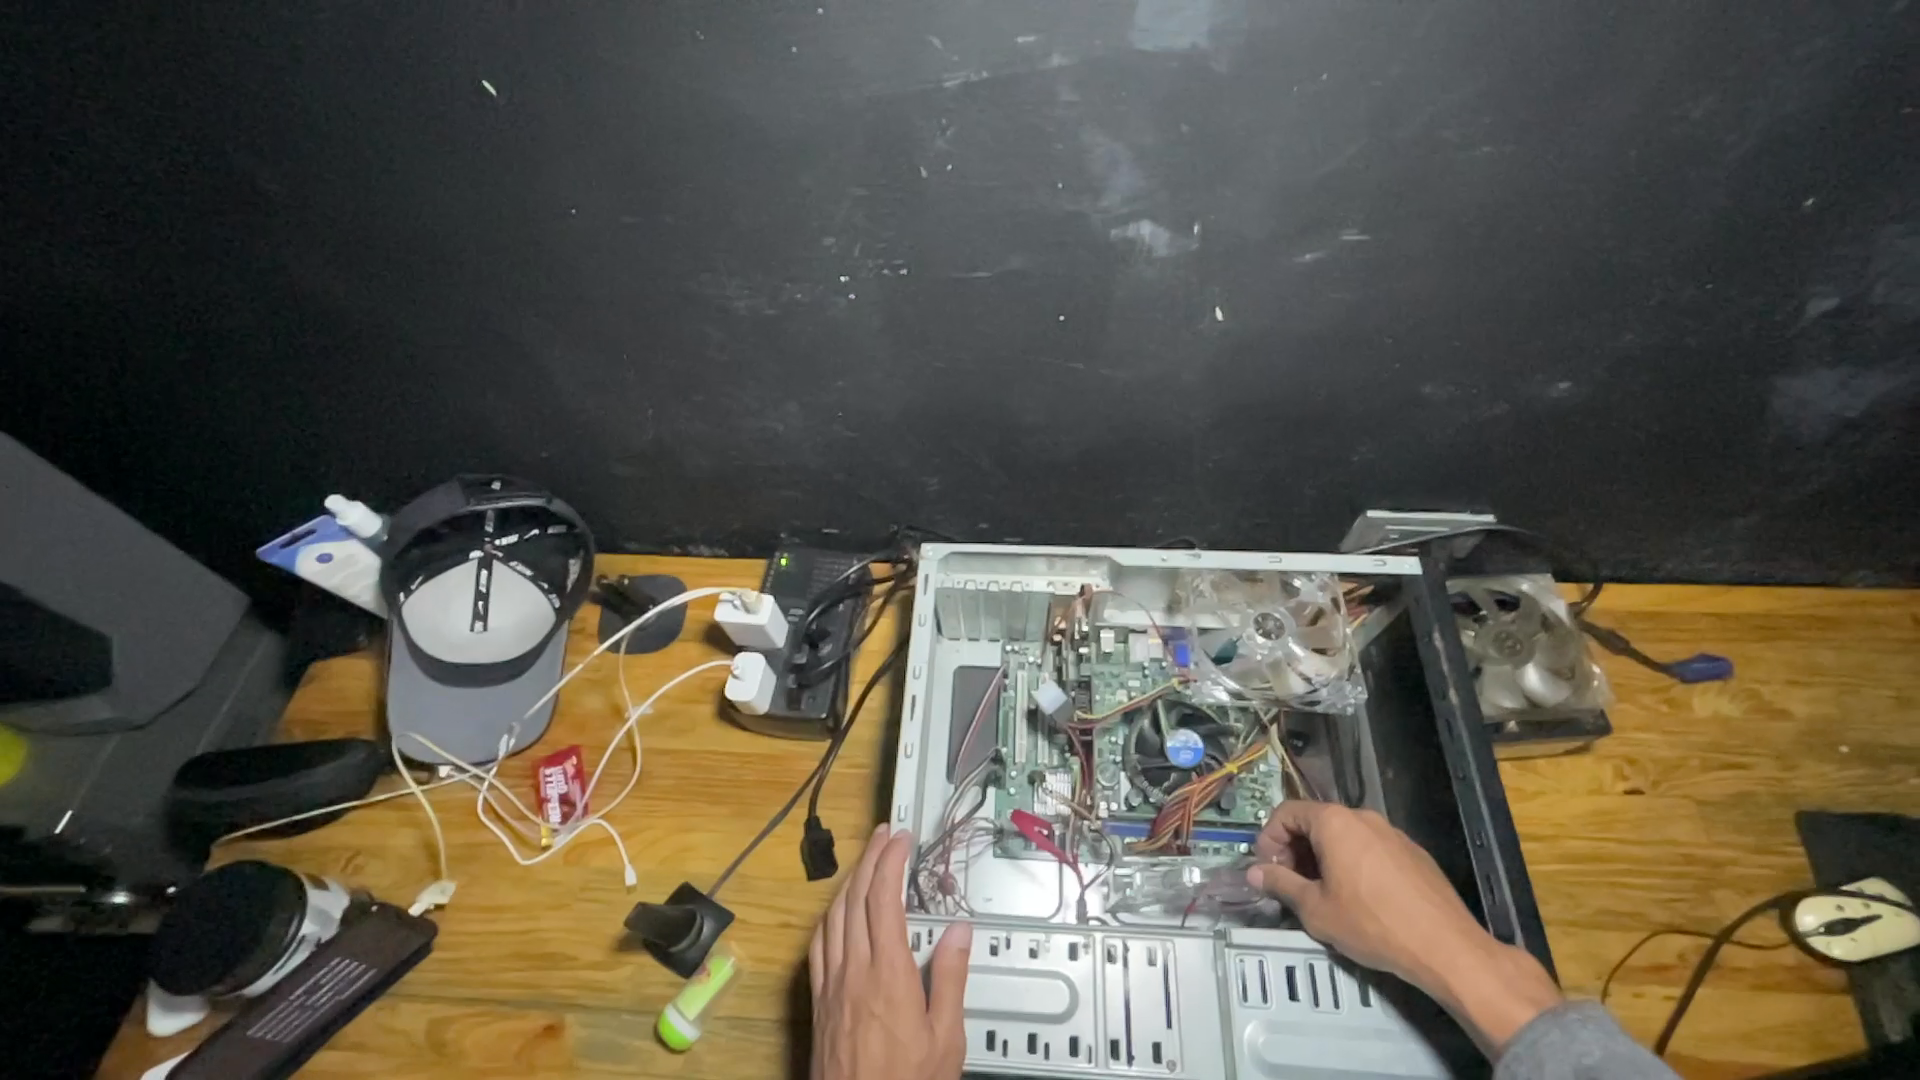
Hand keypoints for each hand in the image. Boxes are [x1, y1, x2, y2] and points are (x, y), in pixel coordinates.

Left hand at [810, 823, 972, 1079]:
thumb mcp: (946, 1040)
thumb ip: (950, 980)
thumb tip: (957, 930)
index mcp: (889, 974)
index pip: (884, 900)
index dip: (890, 861)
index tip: (901, 839)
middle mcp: (854, 971)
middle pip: (855, 898)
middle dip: (869, 858)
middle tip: (884, 834)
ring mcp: (831, 984)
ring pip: (833, 916)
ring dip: (849, 880)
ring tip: (866, 860)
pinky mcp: (818, 1001)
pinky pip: (818, 944)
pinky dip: (829, 915)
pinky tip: (837, 910)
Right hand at [1247, 801, 1560, 1052]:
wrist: (1448, 949)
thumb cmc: (1372, 924)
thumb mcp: (1315, 909)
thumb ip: (1281, 884)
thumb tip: (1254, 873)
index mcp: (1334, 821)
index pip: (1287, 813)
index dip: (1268, 838)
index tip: (1267, 868)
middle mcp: (1362, 817)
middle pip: (1316, 822)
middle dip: (1296, 849)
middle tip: (1291, 882)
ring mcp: (1392, 833)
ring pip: (1344, 836)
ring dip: (1324, 857)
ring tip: (1323, 892)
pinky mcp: (1414, 853)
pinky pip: (1371, 849)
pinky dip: (1353, 863)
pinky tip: (1359, 898)